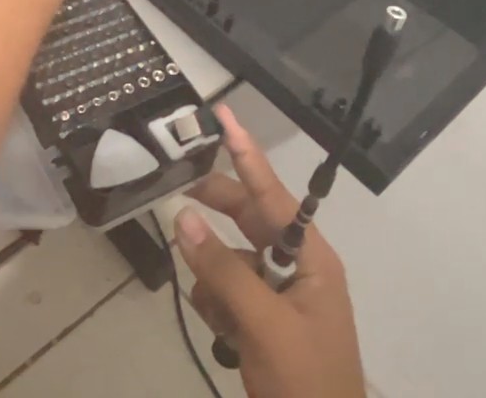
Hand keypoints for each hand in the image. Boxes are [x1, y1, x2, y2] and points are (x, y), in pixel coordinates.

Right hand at [174, 105, 366, 397]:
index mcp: (310, 258)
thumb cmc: (305, 381)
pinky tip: (226, 336)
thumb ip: (223, 269)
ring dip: (213, 282)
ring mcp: (277, 294)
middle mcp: (294, 266)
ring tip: (225, 321)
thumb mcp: (265, 324)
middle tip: (175, 197)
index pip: (271, 192)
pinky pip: (223, 290)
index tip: (223, 115)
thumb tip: (184, 217)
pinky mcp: (260, 318)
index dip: (246, 152)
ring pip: (226, 258)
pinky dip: (215, 306)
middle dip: (213, 216)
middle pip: (244, 219)